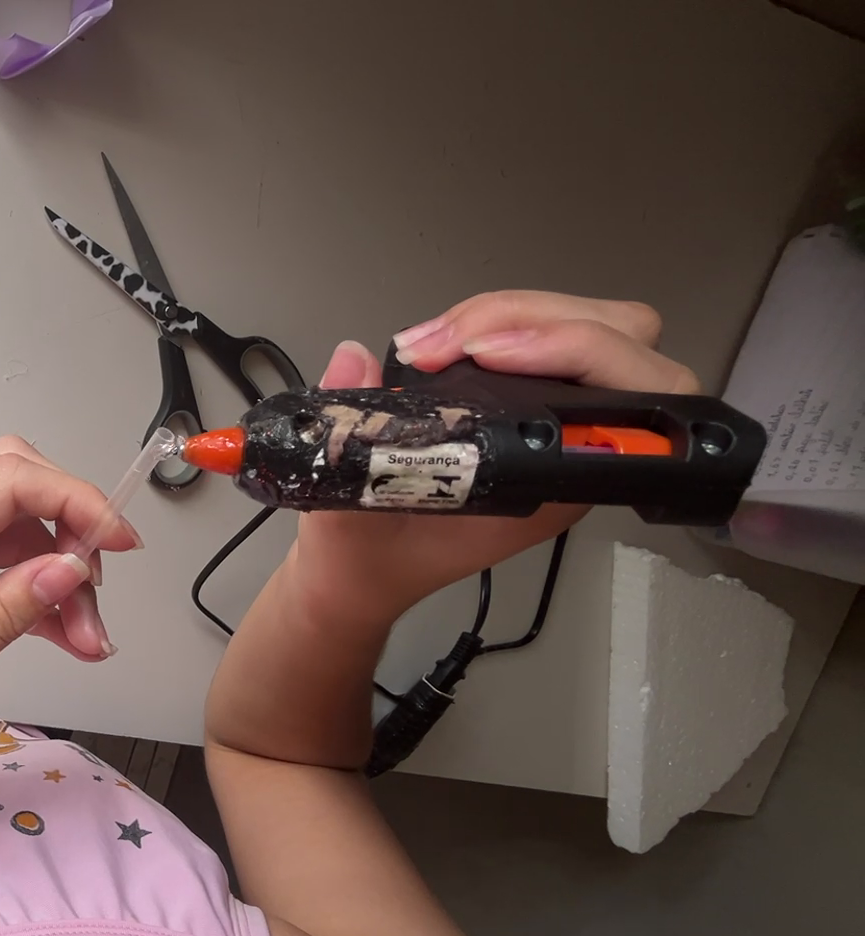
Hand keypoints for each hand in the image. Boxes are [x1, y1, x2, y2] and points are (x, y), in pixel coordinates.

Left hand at [0, 437, 139, 783]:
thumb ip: (10, 612)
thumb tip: (73, 566)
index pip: (11, 478)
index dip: (78, 498)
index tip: (123, 545)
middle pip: (12, 476)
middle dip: (70, 522)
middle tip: (95, 590)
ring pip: (12, 520)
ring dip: (57, 568)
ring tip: (86, 638)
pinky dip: (33, 584)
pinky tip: (62, 633)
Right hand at [288, 290, 701, 625]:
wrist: (359, 575)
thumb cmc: (368, 558)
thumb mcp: (348, 514)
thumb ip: (350, 443)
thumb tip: (350, 359)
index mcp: (557, 488)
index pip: (632, 394)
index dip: (575, 351)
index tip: (482, 352)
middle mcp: (573, 447)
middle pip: (619, 337)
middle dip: (529, 319)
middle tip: (437, 344)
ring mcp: (550, 421)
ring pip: (586, 326)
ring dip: (506, 315)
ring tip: (423, 343)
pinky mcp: (519, 403)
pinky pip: (542, 339)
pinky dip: (491, 323)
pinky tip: (434, 343)